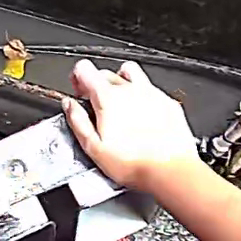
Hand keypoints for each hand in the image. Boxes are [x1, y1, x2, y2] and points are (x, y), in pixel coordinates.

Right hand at [61, 59, 209, 193]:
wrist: (171, 171)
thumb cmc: (133, 163)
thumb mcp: (93, 147)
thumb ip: (77, 120)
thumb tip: (69, 105)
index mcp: (107, 98)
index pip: (84, 68)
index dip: (77, 77)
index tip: (79, 92)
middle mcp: (130, 90)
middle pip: (105, 72)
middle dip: (95, 85)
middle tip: (95, 106)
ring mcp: (151, 94)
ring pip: (130, 72)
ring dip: (120, 81)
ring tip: (118, 102)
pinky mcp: (168, 103)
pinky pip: (150, 88)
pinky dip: (141, 95)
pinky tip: (140, 114)